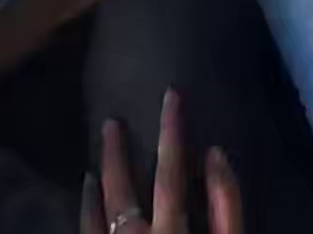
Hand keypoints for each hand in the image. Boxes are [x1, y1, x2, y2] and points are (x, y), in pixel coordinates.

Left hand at [81, 90, 241, 233]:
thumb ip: (226, 204)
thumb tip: (215, 153)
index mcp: (168, 231)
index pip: (169, 169)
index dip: (171, 128)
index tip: (171, 93)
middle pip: (120, 193)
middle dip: (115, 155)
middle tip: (110, 122)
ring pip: (93, 223)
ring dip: (92, 195)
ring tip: (90, 171)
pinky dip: (86, 220)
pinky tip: (87, 212)